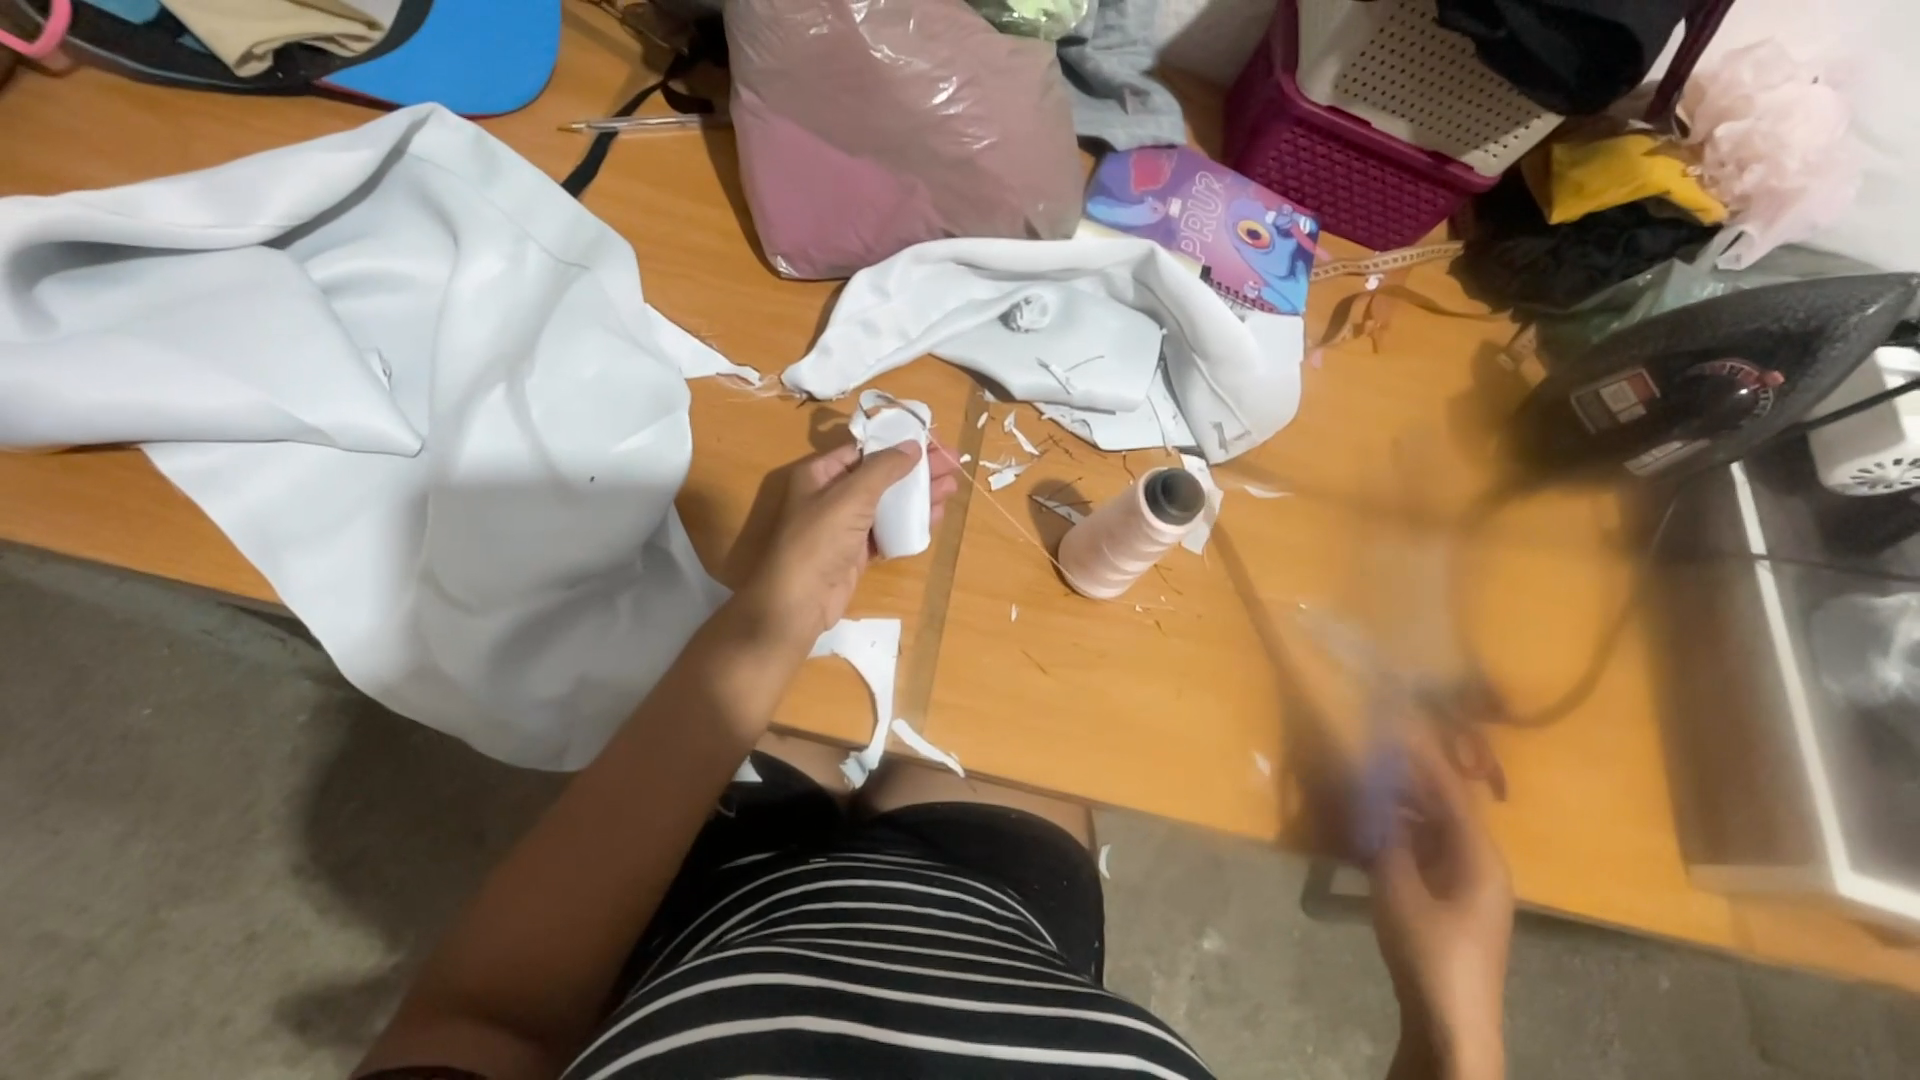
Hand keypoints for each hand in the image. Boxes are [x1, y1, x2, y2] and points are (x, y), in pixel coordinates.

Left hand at [738, 438, 960, 648]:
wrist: (799, 602)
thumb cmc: (819, 541)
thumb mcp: (850, 497)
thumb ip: (883, 469)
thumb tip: (912, 446)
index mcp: (821, 473)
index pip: (865, 449)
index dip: (899, 442)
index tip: (932, 440)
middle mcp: (832, 495)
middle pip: (881, 474)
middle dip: (917, 469)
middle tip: (953, 462)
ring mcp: (845, 525)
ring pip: (888, 503)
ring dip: (919, 494)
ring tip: (951, 487)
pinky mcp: (857, 551)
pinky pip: (888, 529)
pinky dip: (911, 522)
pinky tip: (936, 515)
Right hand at [1372, 726, 1512, 1079]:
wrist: (1453, 1023)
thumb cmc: (1431, 952)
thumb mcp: (1398, 890)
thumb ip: (1386, 840)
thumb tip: (1374, 801)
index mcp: (1478, 856)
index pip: (1450, 791)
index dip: (1423, 757)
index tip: (1397, 724)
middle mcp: (1479, 863)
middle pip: (1444, 807)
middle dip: (1408, 778)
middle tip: (1371, 749)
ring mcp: (1467, 885)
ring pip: (1433, 830)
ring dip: (1401, 807)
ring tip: (1365, 783)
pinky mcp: (1451, 903)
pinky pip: (1426, 852)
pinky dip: (1400, 835)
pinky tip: (1371, 830)